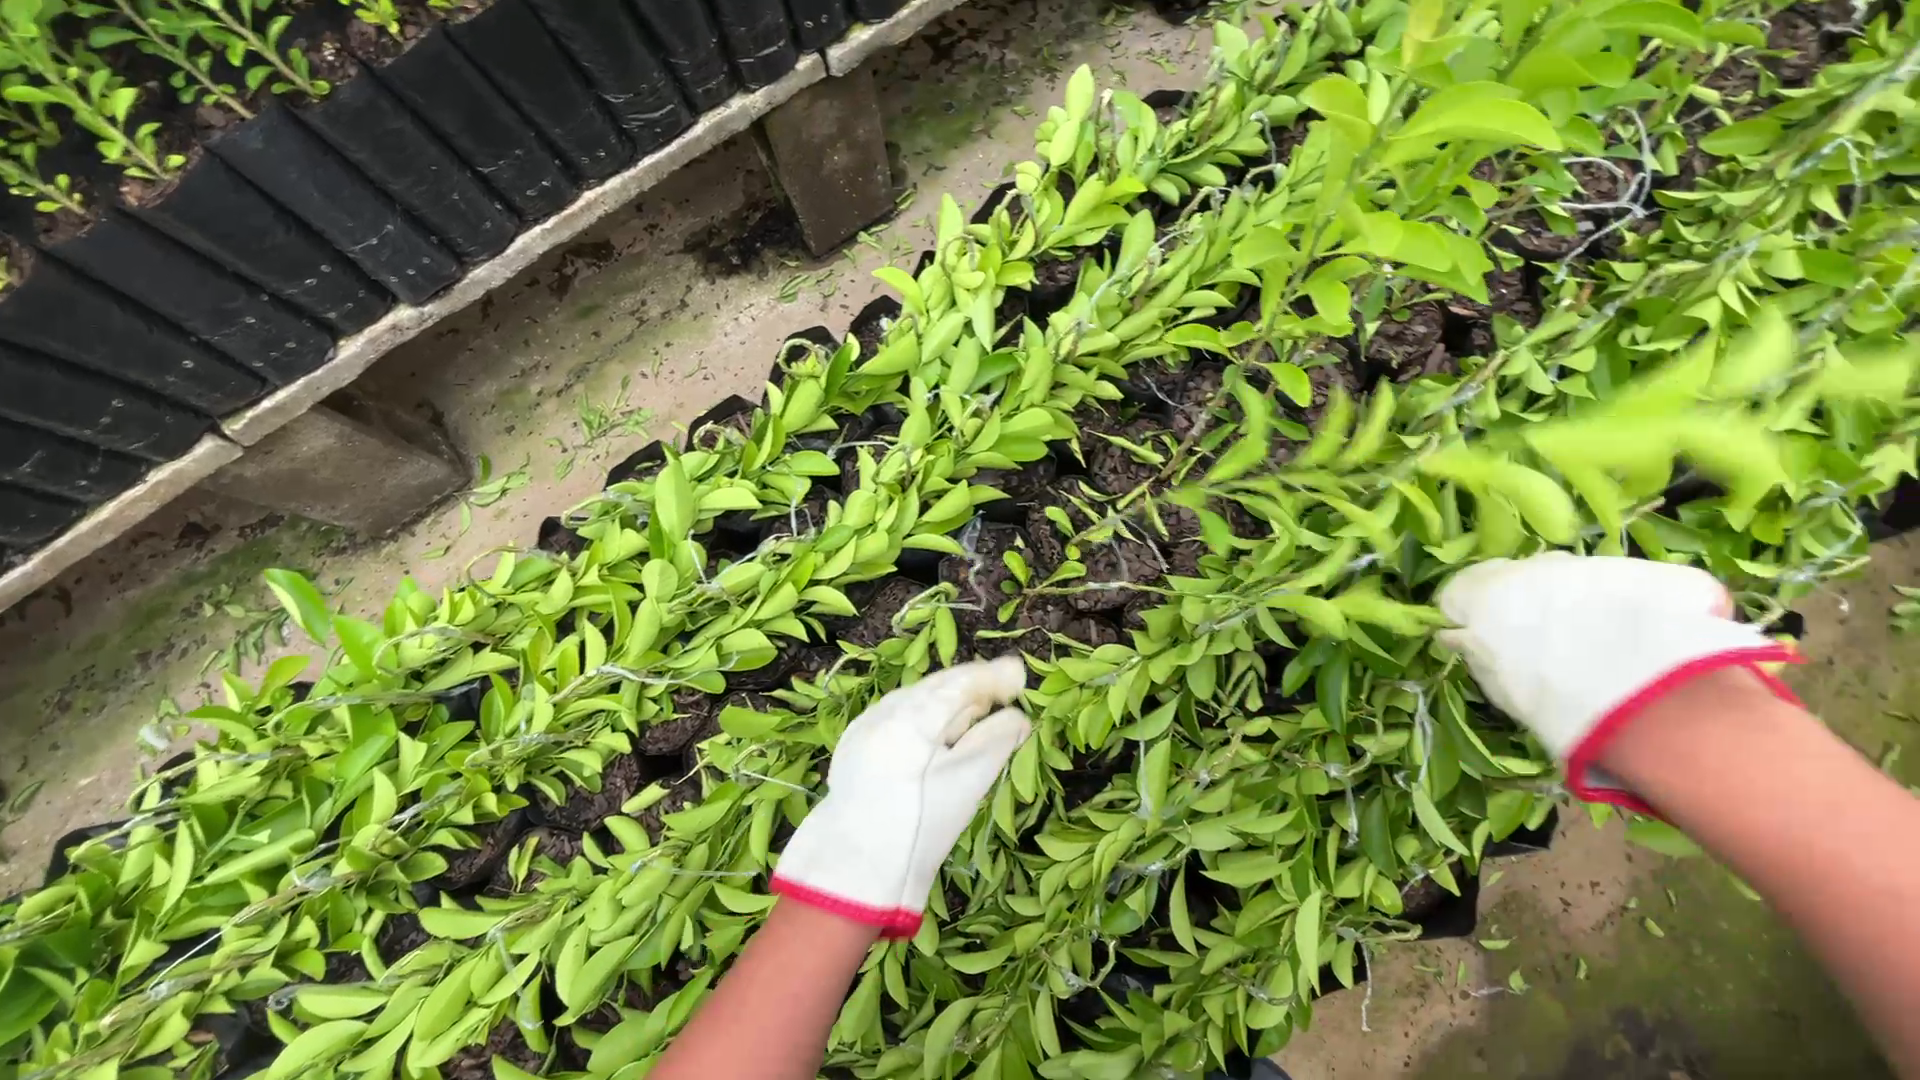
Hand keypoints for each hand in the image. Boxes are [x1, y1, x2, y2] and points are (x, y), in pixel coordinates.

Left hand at [770, 655, 1030, 936]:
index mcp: (912, 717)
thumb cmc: (923, 825)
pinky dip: (923, 715)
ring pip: (916, 700)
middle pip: (936, 687)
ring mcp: (865, 726)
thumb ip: (996, 740)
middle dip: (971, 686)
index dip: (992, 678)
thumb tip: (1018, 717)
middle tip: (1003, 689)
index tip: (1019, 675)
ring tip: (977, 708)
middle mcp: (885, 711)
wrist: (860, 867)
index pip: (959, 684)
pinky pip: (897, 715)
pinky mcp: (855, 744)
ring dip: (948, 700)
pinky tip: (938, 731)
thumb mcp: (968, 783)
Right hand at [1435, 553, 1798, 812]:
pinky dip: (1627, 604)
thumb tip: (1465, 638)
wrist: (1652, 702)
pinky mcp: (1647, 571)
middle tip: (1543, 641)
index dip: (1470, 613)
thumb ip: (1478, 652)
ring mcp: (1591, 566)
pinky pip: (1627, 583)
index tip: (1481, 636)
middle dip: (1524, 601)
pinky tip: (1642, 638)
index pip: (1459, 591)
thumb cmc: (1556, 702)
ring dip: (1575, 600)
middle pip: (1517, 577)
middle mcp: (1533, 568)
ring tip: (1598, 642)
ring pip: (1571, 576)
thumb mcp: (1498, 683)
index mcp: (1486, 594)